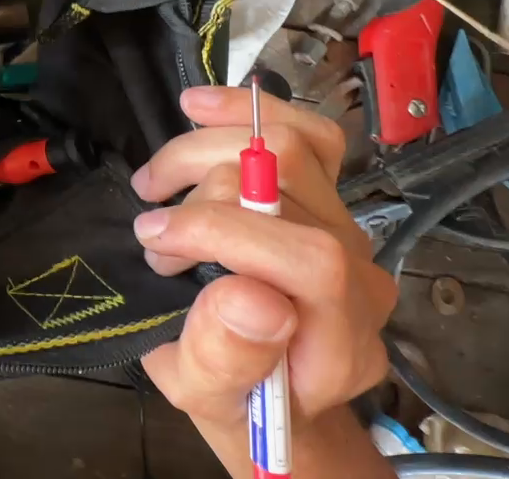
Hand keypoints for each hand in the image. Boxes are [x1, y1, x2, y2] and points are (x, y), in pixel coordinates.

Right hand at [131, 86, 397, 477]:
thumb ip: (225, 358)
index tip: (153, 238)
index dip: (221, 230)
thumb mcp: (207, 397)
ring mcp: (347, 229)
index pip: (306, 258)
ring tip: (154, 182)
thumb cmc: (237, 401)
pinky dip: (248, 112)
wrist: (274, 395)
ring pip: (286, 147)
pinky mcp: (325, 198)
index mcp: (338, 336)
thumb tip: (249, 295)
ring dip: (200, 152)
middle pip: (284, 194)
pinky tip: (198, 107)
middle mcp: (358, 275)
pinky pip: (308, 135)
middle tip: (150, 235)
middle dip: (194, 199)